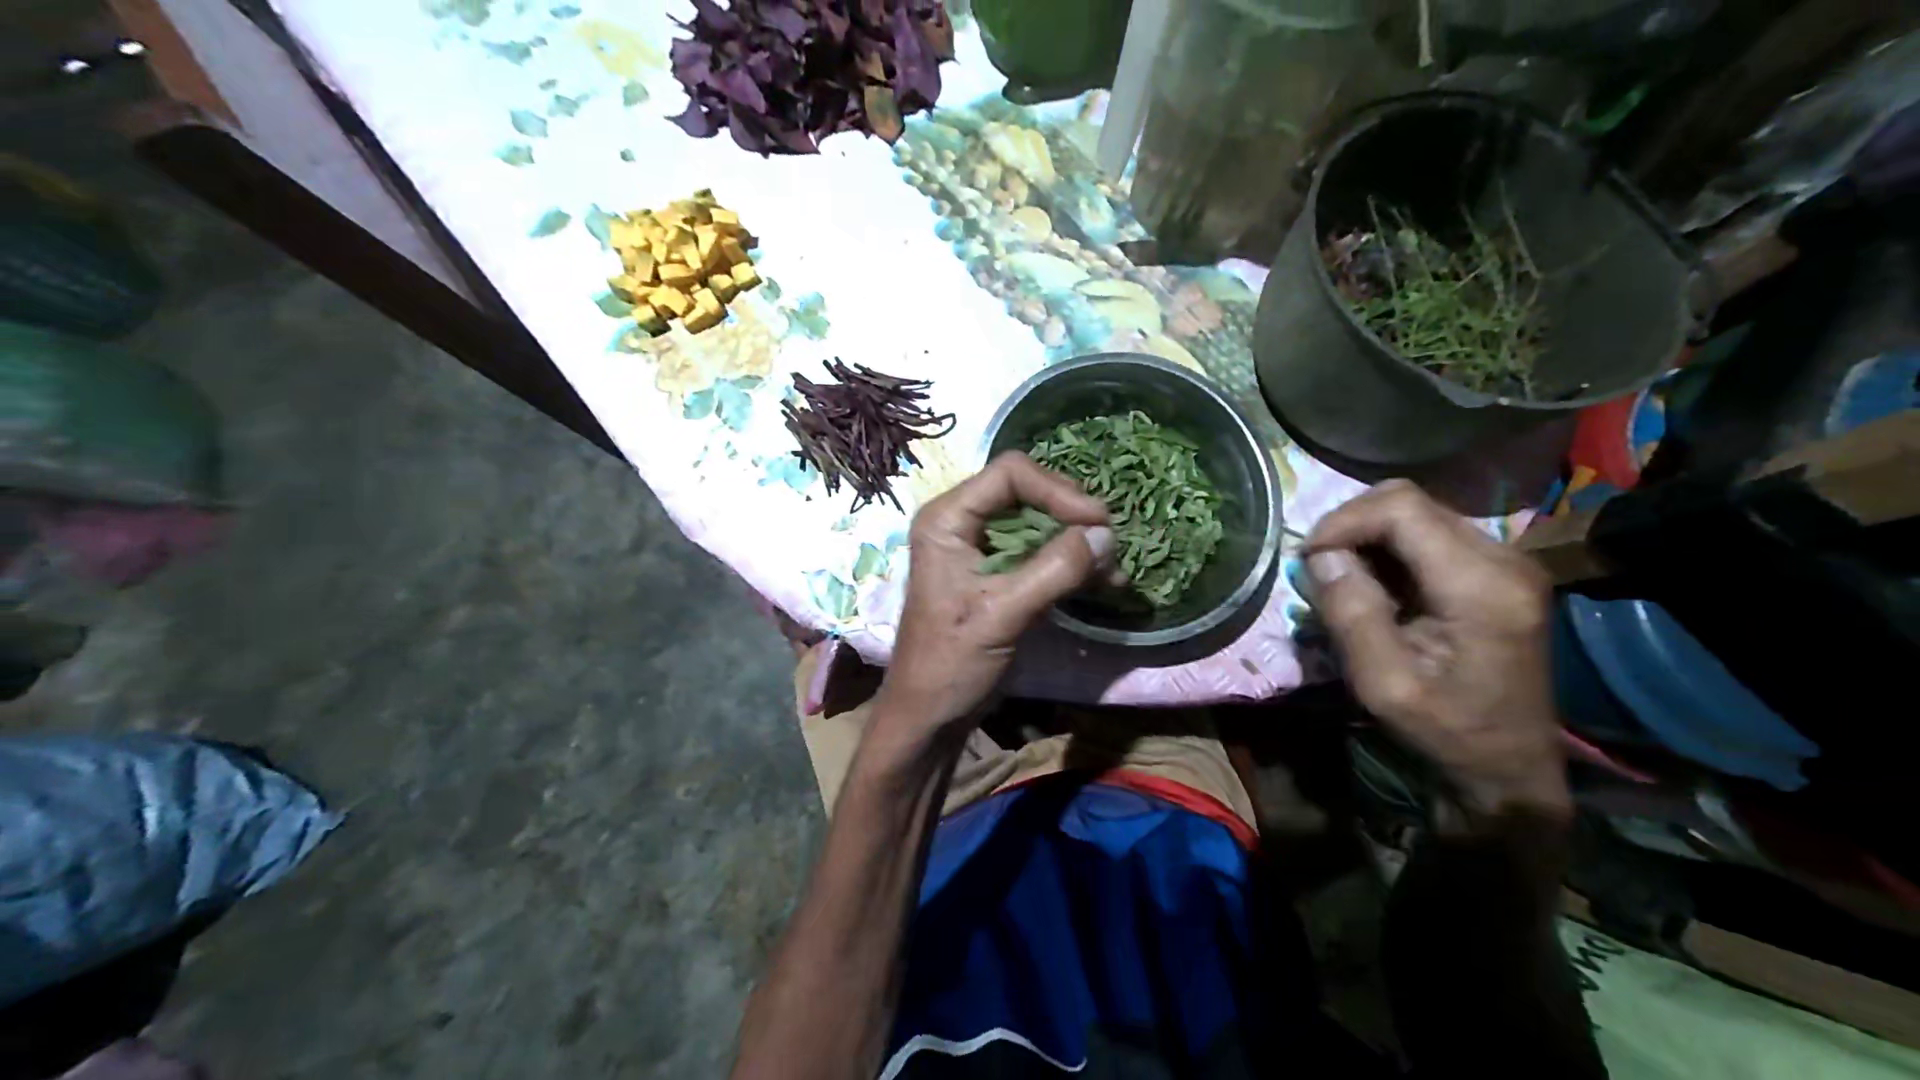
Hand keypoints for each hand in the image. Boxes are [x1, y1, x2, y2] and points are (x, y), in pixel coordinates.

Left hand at [875, 452, 1113, 736]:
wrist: (930, 714)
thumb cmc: (951, 663)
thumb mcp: (1003, 614)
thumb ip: (1054, 570)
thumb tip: (1106, 534)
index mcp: (948, 519)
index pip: (1011, 474)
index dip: (1058, 490)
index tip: (1097, 521)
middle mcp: (963, 522)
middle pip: (1030, 492)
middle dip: (1072, 515)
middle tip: (1109, 545)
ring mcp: (981, 548)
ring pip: (1041, 522)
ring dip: (1078, 542)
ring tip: (1113, 571)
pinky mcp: (1000, 573)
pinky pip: (1042, 552)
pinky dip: (1073, 564)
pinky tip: (1105, 583)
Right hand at [1306, 480, 1568, 817]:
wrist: (1510, 765)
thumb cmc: (1446, 731)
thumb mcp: (1383, 685)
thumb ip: (1351, 614)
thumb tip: (1320, 556)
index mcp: (1481, 586)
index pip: (1402, 509)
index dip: (1343, 521)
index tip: (1309, 558)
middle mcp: (1504, 559)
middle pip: (1409, 502)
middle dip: (1350, 526)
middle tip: (1319, 568)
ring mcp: (1507, 562)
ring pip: (1417, 513)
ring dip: (1367, 537)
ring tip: (1343, 579)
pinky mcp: (1498, 571)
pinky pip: (1429, 534)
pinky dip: (1388, 549)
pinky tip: (1375, 586)